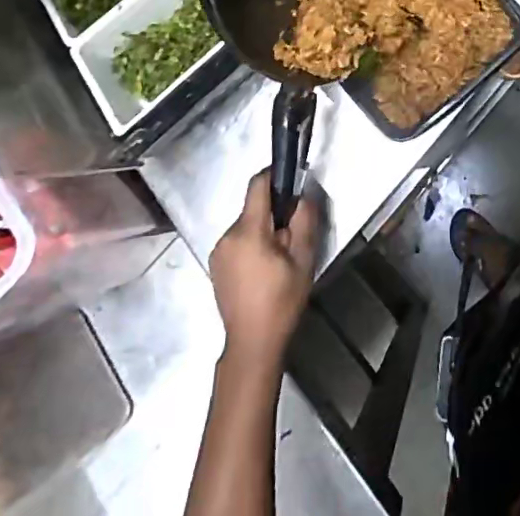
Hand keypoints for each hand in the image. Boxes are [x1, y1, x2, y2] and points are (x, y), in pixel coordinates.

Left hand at [210, 171, 319, 367]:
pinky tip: (263, 270)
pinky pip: (237, 242)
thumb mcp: (303, 260)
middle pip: (253, 209)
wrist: (253, 344)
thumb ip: (304, 221)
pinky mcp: (216, 266)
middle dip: (274, 214)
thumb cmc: (281, 301)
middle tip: (293, 236)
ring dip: (262, 231)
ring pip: (245, 226)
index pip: (257, 186)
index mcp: (248, 231)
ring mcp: (218, 252)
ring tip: (279, 258)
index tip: (290, 180)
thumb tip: (302, 195)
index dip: (274, 176)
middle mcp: (227, 236)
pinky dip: (251, 246)